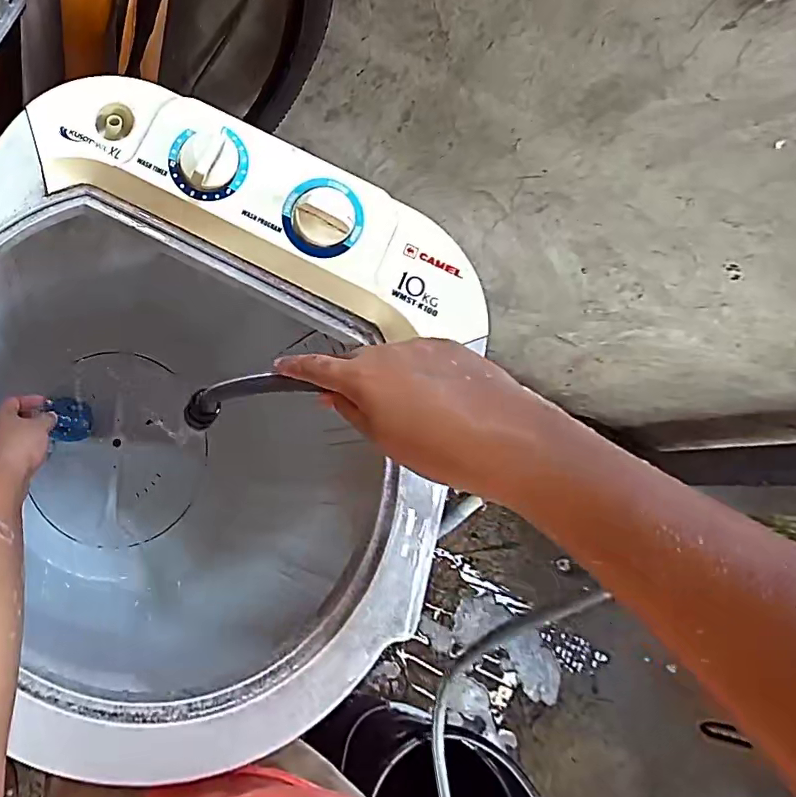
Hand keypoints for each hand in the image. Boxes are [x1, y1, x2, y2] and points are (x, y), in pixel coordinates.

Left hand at [0, 395, 55, 489]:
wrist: (3, 478)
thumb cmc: (20, 446)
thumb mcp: (41, 427)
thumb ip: (47, 419)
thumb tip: (49, 417)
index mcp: (0, 415)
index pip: (15, 401)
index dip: (32, 400)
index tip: (45, 404)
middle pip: (12, 419)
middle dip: (30, 419)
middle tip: (45, 421)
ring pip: (12, 436)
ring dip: (27, 436)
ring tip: (43, 439)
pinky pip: (12, 452)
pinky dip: (23, 451)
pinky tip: (35, 455)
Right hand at [275, 339, 578, 503]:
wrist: (511, 441)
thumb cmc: (451, 449)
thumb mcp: (386, 441)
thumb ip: (353, 412)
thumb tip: (337, 398)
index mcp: (365, 376)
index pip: (318, 366)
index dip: (297, 368)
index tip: (284, 367)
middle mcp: (392, 353)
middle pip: (358, 362)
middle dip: (354, 382)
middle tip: (359, 409)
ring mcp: (423, 347)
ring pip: (393, 361)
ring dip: (393, 382)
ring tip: (416, 420)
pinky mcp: (451, 349)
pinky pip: (422, 359)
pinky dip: (422, 378)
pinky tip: (440, 406)